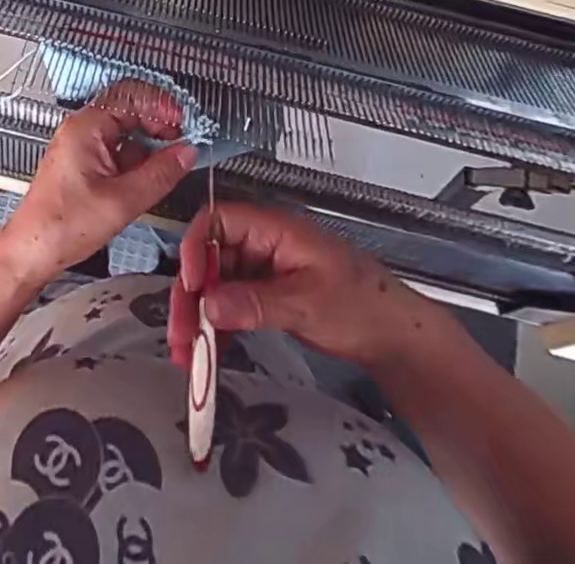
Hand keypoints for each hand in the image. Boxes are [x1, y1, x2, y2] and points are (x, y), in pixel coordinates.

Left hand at [0, 81, 195, 284]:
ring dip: (151, 144)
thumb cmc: (60, 226)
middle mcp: (83, 131)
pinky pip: (120, 151)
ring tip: (170, 164)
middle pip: (131, 110)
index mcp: (86, 127)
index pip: (132, 96)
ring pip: (127, 132)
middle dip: (160, 124)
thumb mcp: (123, 201)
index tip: (185, 124)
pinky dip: (139, 160)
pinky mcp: (87, 165)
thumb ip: (160, 174)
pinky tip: (151, 178)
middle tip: (183, 141)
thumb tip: (187, 152)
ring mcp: (85, 147)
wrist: (31, 253)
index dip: (163, 106)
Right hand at [169, 202, 432, 369]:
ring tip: (186, 355)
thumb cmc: (360, 306)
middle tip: (180, 335)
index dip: (196, 247)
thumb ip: (255, 303)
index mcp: (275, 229)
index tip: (191, 285)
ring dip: (198, 316)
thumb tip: (207, 306)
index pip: (219, 220)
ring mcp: (265, 269)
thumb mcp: (306, 304)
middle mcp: (264, 243)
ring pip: (217, 284)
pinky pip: (231, 303)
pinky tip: (208, 353)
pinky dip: (217, 326)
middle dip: (191, 294)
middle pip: (210, 256)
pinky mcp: (267, 294)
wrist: (394, 335)